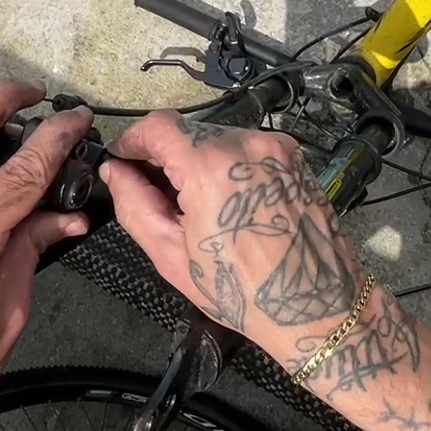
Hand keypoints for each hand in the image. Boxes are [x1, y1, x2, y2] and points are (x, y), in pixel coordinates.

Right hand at [101, 113, 365, 364]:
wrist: (316, 305)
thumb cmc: (240, 289)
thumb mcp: (171, 254)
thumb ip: (135, 203)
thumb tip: (114, 170)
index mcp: (212, 165)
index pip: (158, 125)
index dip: (133, 139)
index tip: (122, 159)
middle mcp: (246, 142)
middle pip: (189, 131)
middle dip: (164, 154)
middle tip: (153, 191)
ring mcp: (275, 145)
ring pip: (217, 137)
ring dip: (196, 159)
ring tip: (194, 203)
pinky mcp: (293, 155)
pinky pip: (245, 147)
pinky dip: (227, 163)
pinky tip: (227, 201)